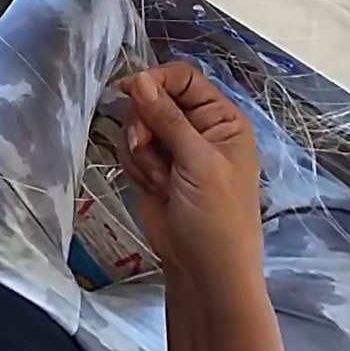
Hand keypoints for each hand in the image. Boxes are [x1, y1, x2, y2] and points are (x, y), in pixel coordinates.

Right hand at [115, 61, 261, 281]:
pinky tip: (152, 186)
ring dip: (139, 149)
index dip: (155, 80)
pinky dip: (134, 164)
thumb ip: (167, 118)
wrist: (203, 272)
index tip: (130, 92)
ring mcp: (173, 145)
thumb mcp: (197, 164)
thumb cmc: (217, 218)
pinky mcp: (152, 162)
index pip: (182, 77)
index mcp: (221, 119)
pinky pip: (128, 144)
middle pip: (152, 96)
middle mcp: (197, 126)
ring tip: (158, 178)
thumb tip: (137, 77)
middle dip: (144, 124)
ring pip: (135, 121)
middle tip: (147, 148)